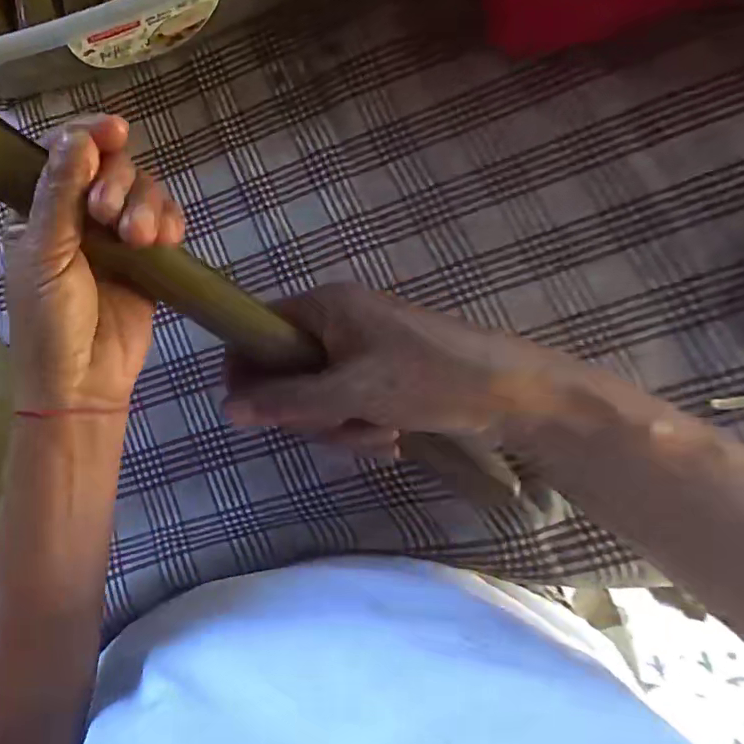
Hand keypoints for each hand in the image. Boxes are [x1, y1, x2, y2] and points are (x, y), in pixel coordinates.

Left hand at [7, 115, 184, 412]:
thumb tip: (77, 137)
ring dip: (146, 205)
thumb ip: (61, 195)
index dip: (90, 137)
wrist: (83, 382)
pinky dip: (169, 222)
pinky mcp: (147, 261)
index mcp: (44, 213)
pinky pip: (165, 222)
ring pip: (143, 192)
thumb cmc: (50, 322)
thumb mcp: (45, 256)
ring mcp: (116, 240)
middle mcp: (80, 219)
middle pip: (111, 168)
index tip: (114, 131)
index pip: (68, 155)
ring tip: (140, 239)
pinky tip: (165, 239)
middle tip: (107, 216)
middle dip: (117, 183)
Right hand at [220, 284, 582, 456]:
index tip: (254, 410)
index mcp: (324, 306)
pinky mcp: (378, 373)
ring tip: (378, 434)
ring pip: (313, 395)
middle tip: (336, 425)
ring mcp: (358, 348)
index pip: (256, 332)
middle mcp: (335, 321)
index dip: (246, 371)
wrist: (517, 393)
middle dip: (308, 411)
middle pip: (283, 372)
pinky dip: (359, 426)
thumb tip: (226, 409)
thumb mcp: (351, 392)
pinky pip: (342, 403)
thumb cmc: (430, 378)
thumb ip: (286, 401)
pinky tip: (390, 437)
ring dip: (338, 425)